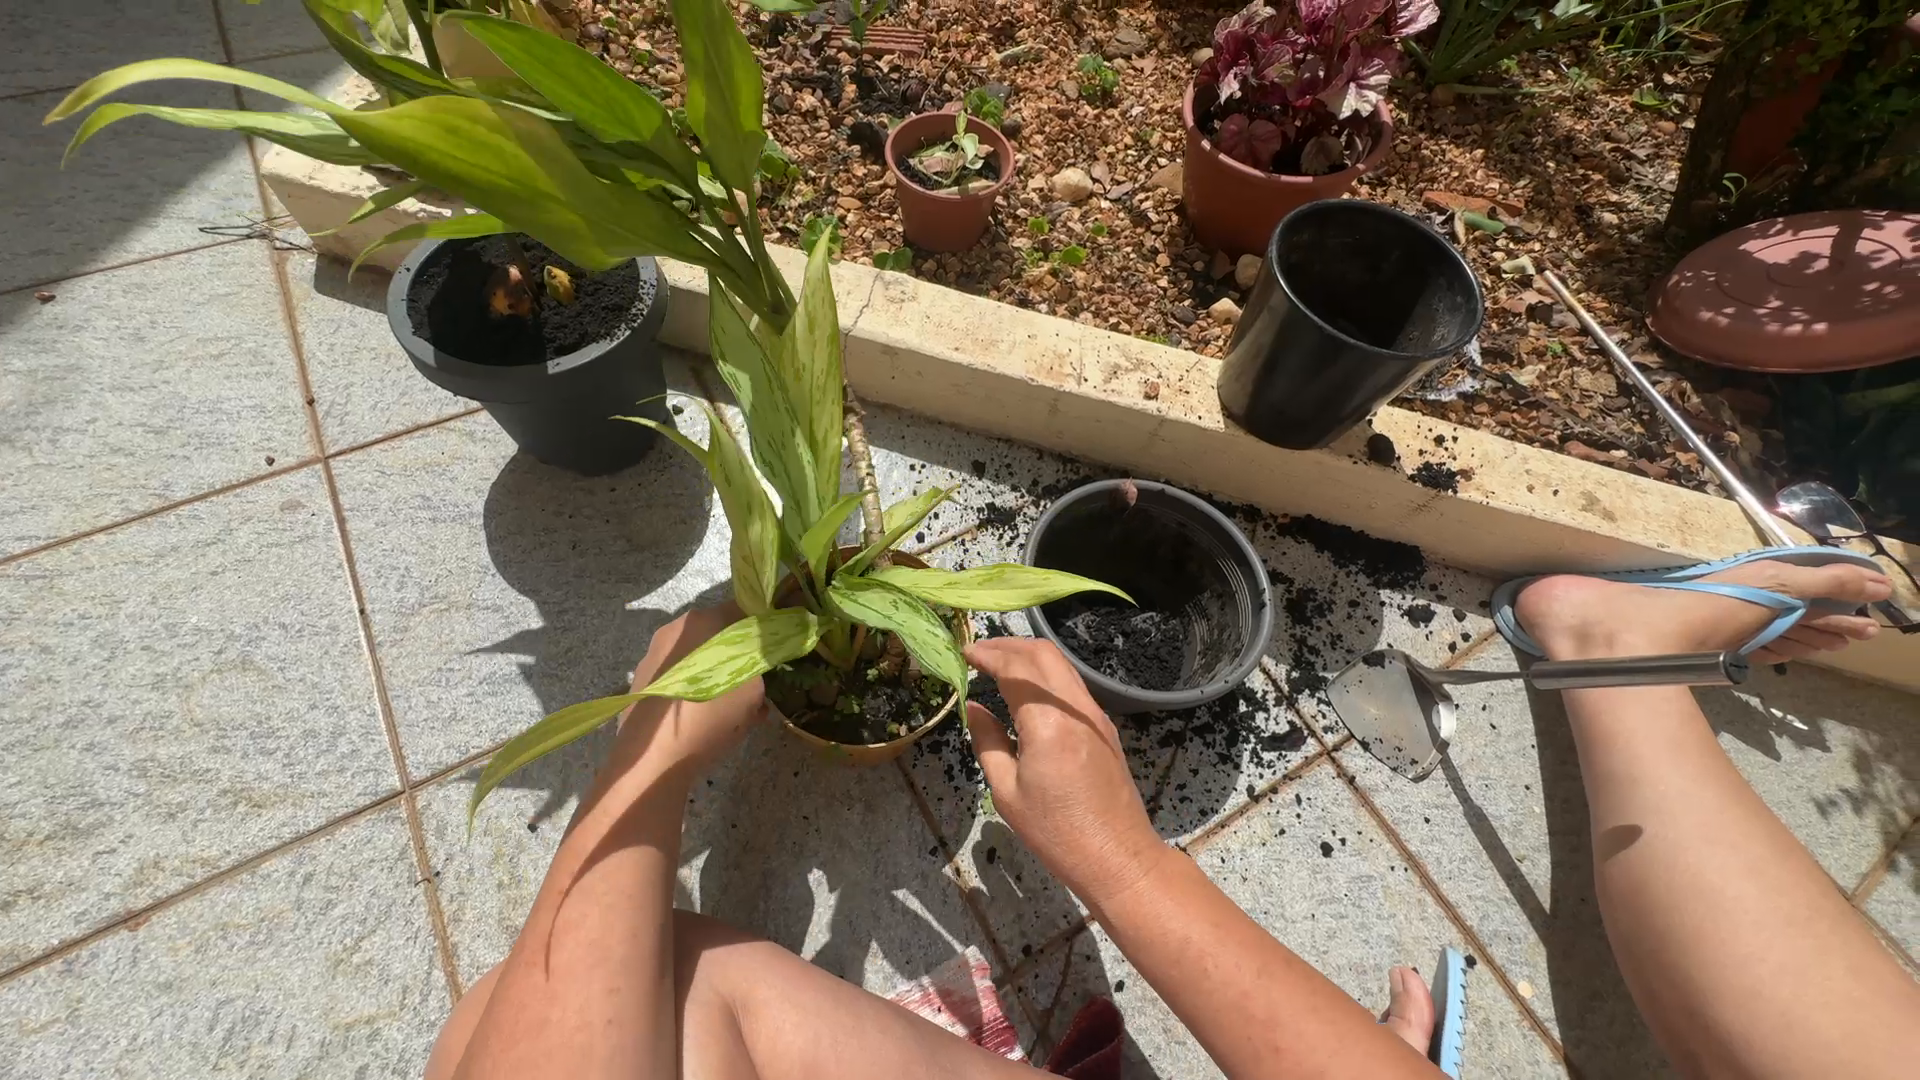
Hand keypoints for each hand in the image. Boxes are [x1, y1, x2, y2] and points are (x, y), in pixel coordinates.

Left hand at [612, 603, 767, 780]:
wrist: (651, 760)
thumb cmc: (710, 714)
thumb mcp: (754, 688)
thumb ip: (763, 662)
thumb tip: (765, 655)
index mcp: (703, 620)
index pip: (745, 608)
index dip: (766, 626)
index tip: (778, 649)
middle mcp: (674, 630)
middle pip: (720, 632)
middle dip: (741, 653)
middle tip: (760, 682)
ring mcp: (653, 657)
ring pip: (699, 657)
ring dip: (719, 673)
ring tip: (736, 707)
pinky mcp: (642, 684)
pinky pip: (680, 678)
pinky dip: (697, 690)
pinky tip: (708, 720)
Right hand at [963, 638, 1167, 911]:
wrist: (1117, 856)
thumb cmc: (1055, 832)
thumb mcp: (1007, 792)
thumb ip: (987, 741)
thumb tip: (973, 707)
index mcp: (1047, 722)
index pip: (1014, 668)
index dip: (987, 654)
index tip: (963, 652)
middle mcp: (1075, 707)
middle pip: (1042, 653)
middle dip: (1007, 645)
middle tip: (978, 653)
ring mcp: (1094, 714)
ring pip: (1061, 664)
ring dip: (1028, 656)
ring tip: (998, 664)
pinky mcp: (1104, 725)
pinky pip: (1071, 684)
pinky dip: (1045, 673)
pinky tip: (1026, 689)